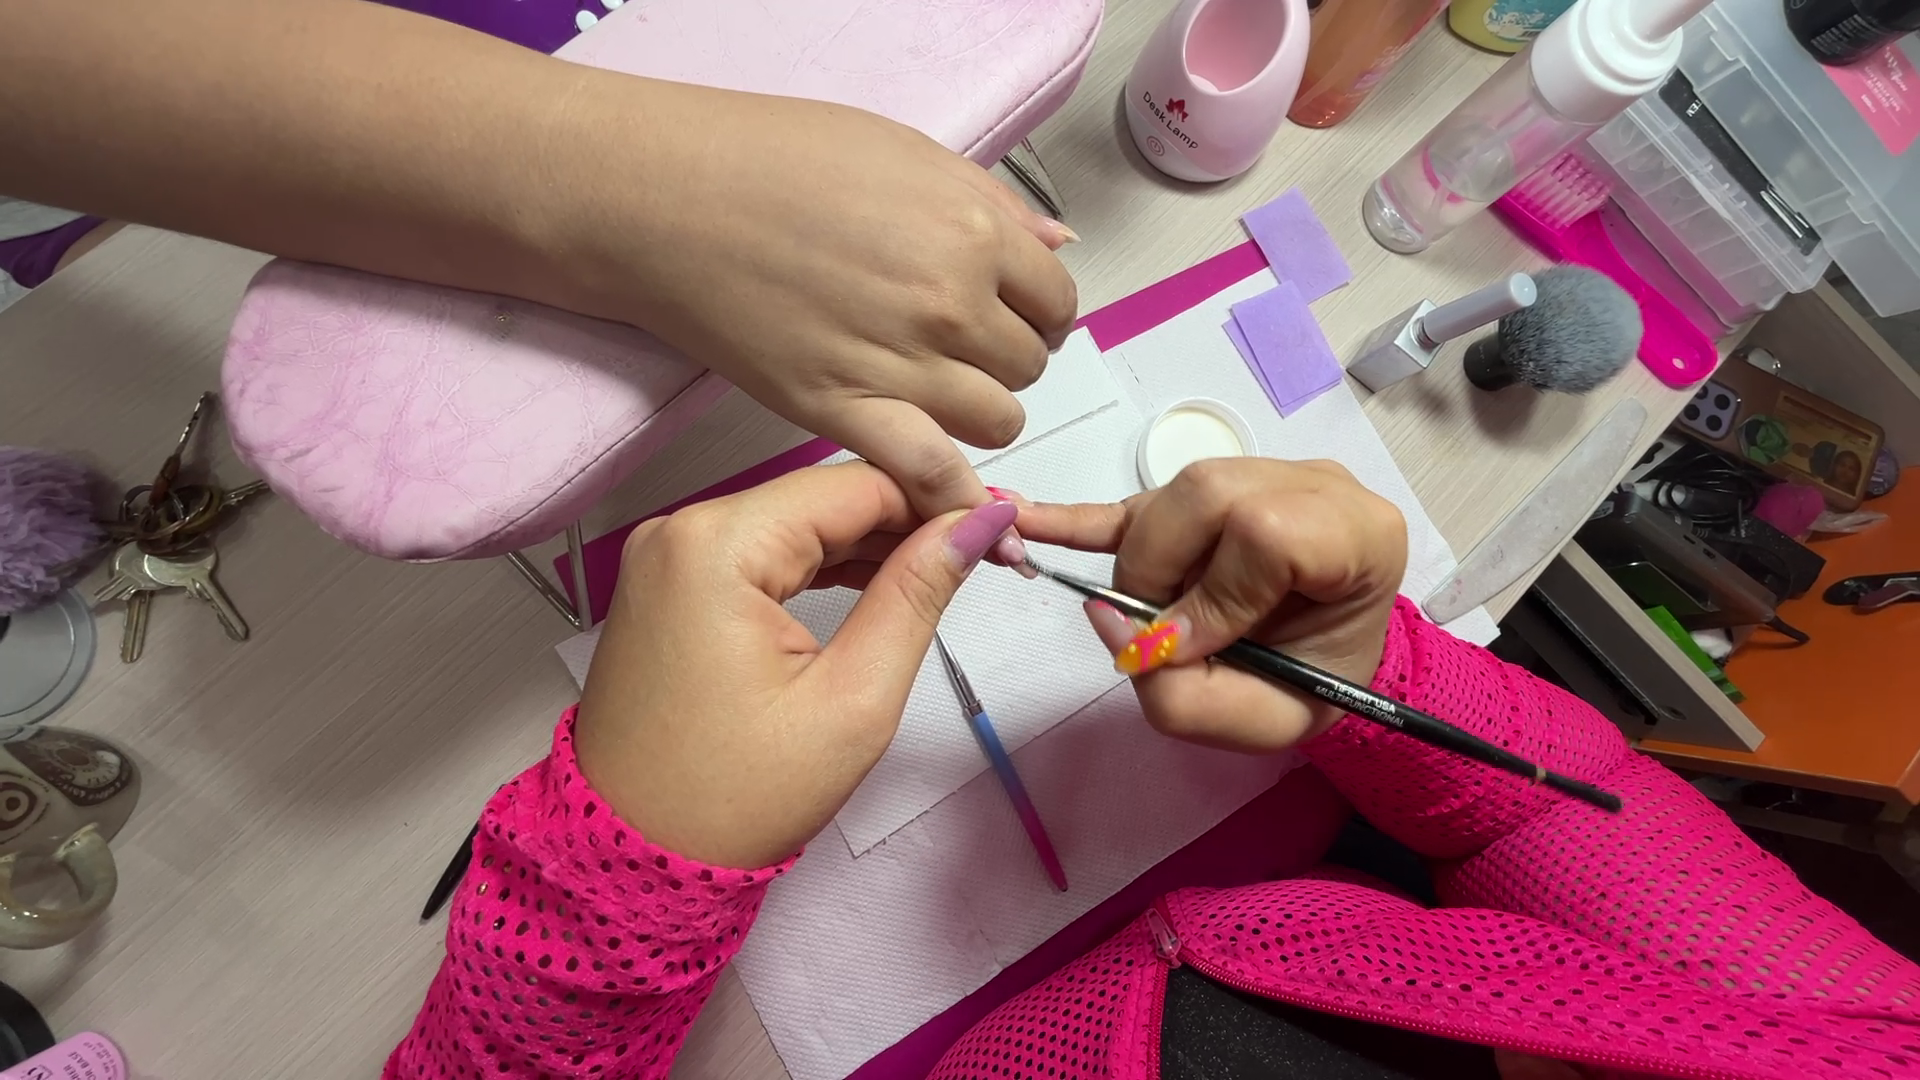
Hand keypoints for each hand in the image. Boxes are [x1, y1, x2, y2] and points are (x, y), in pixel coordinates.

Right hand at [559, 81, 1078, 521]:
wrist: (667, 199)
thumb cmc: (773, 160)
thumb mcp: (906, 150)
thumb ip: (995, 204)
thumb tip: (1060, 246)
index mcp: (972, 232)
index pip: (1057, 303)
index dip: (1041, 314)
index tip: (1018, 316)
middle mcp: (949, 305)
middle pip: (1028, 368)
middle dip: (1006, 359)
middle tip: (967, 347)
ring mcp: (900, 366)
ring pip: (996, 423)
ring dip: (981, 413)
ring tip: (941, 392)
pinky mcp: (844, 414)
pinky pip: (931, 474)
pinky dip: (956, 497)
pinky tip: (963, 506)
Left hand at [572, 464, 1017, 867]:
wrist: (631, 862)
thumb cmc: (740, 796)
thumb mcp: (853, 698)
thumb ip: (918, 593)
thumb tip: (978, 521)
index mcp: (717, 543)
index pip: (856, 486)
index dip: (939, 499)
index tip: (1001, 528)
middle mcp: (684, 528)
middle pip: (827, 499)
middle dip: (911, 522)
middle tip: (986, 552)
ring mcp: (674, 553)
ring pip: (802, 522)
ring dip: (875, 542)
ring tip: (944, 568)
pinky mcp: (677, 581)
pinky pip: (770, 551)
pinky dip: (828, 562)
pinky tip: (882, 578)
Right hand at [1013, 459, 1407, 752]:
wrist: (1320, 658)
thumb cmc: (1304, 688)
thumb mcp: (1263, 722)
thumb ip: (1182, 694)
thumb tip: (1106, 616)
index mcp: (1358, 535)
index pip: (1266, 534)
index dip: (1214, 595)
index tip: (1188, 645)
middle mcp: (1312, 484)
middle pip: (1202, 495)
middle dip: (1157, 573)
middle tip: (1155, 628)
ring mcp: (1258, 471)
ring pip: (1170, 493)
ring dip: (1142, 560)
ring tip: (1155, 607)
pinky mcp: (1199, 488)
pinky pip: (1131, 500)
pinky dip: (1074, 518)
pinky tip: (1023, 518)